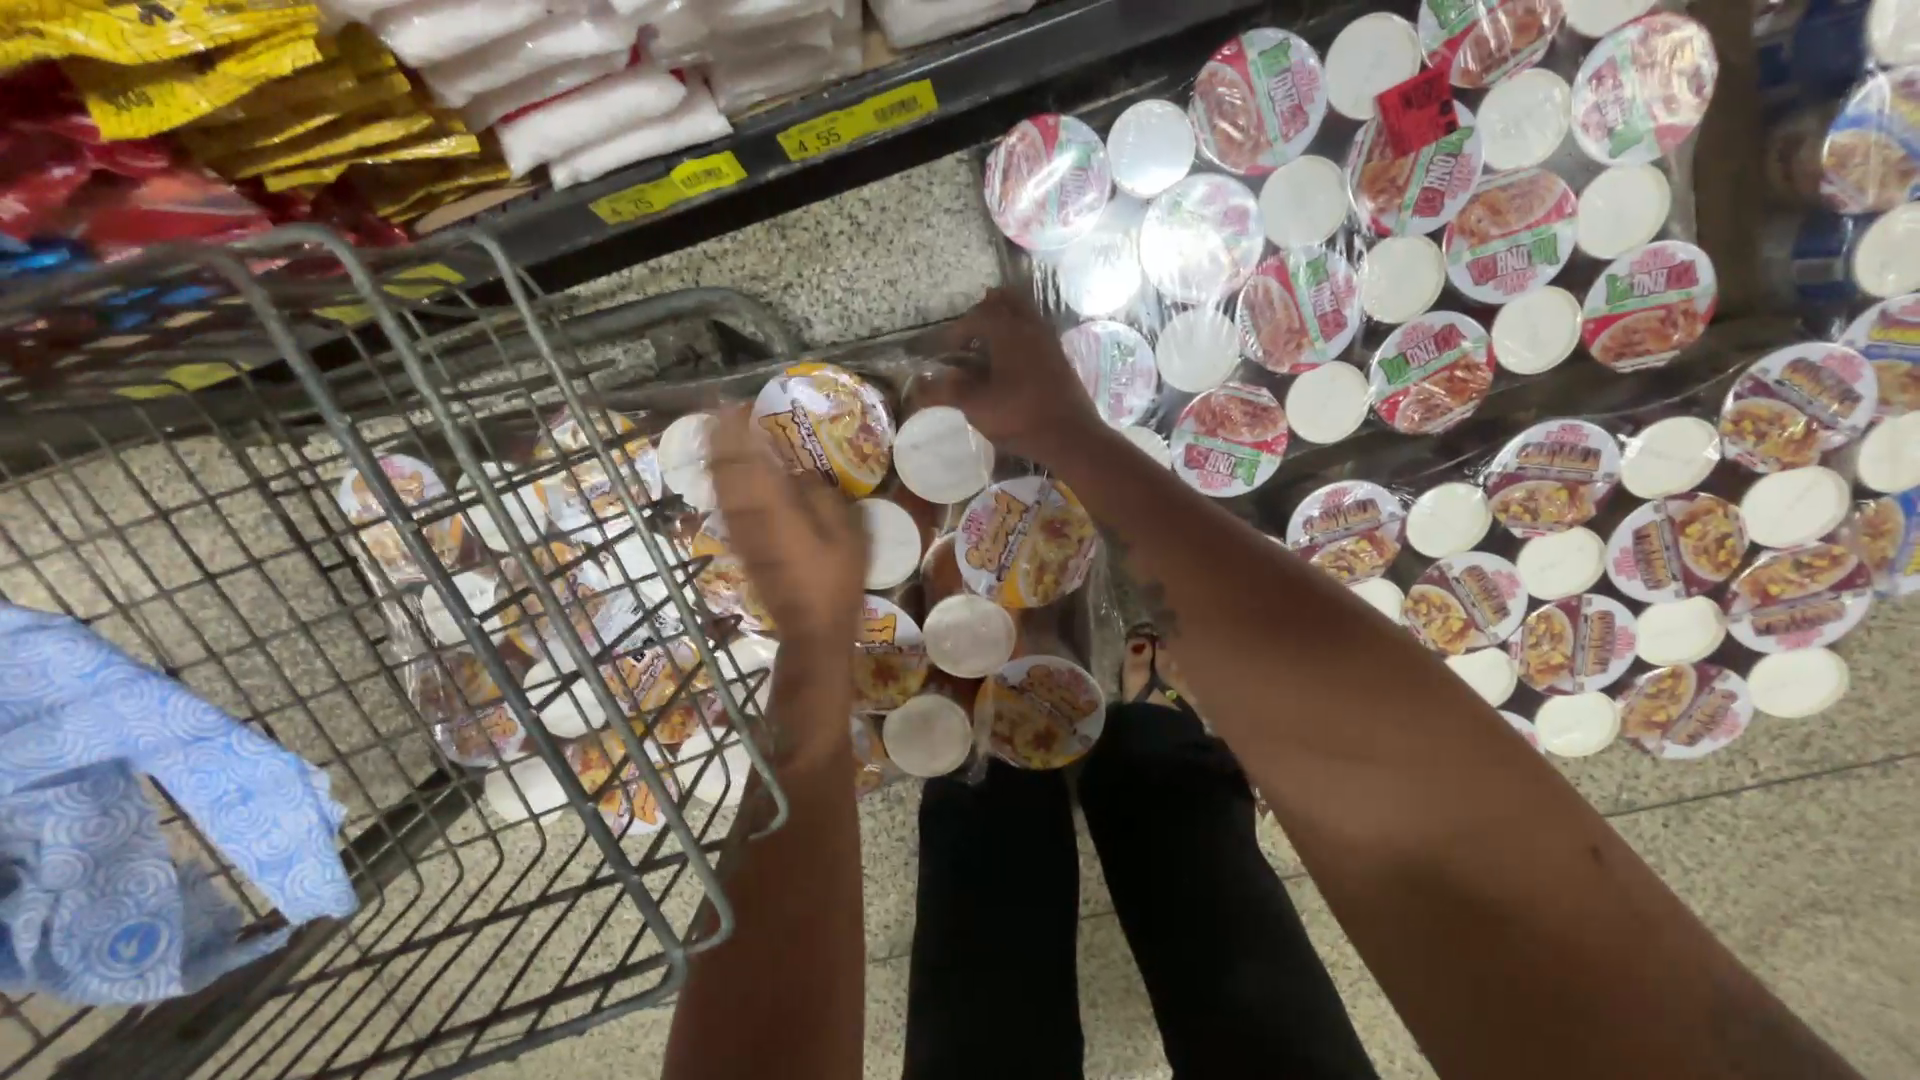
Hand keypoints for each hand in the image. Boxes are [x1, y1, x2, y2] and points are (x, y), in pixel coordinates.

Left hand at [706, 407, 866, 648]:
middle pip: (720, 465)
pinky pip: (724, 503)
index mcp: (771, 505)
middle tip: (727, 412)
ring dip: (718, 456)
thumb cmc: (834, 579)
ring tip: (725, 434)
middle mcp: (745, 514)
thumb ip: (820, 494)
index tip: (742, 404)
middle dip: (718, 435)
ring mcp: (738, 532)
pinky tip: (735, 475)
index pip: (743, 454)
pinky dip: (723, 480)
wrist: (811, 627)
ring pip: (716, 484)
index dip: (736, 426)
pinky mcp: (739, 545)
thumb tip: (802, 471)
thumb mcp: (845, 531)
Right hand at [927, 288, 1106, 467]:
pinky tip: (1014, 361)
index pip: (977, 316)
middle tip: (970, 332)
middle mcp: (1031, 327)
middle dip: (985, 311)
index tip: (948, 350)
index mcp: (1007, 332)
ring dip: (1006, 320)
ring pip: (1026, 314)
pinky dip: (1022, 336)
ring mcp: (1050, 341)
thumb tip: (921, 385)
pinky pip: (1038, 332)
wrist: (1071, 436)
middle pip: (1007, 301)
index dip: (958, 330)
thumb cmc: (1020, 418)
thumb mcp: (976, 407)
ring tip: (990, 342)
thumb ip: (948, 391)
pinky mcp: (1061, 358)